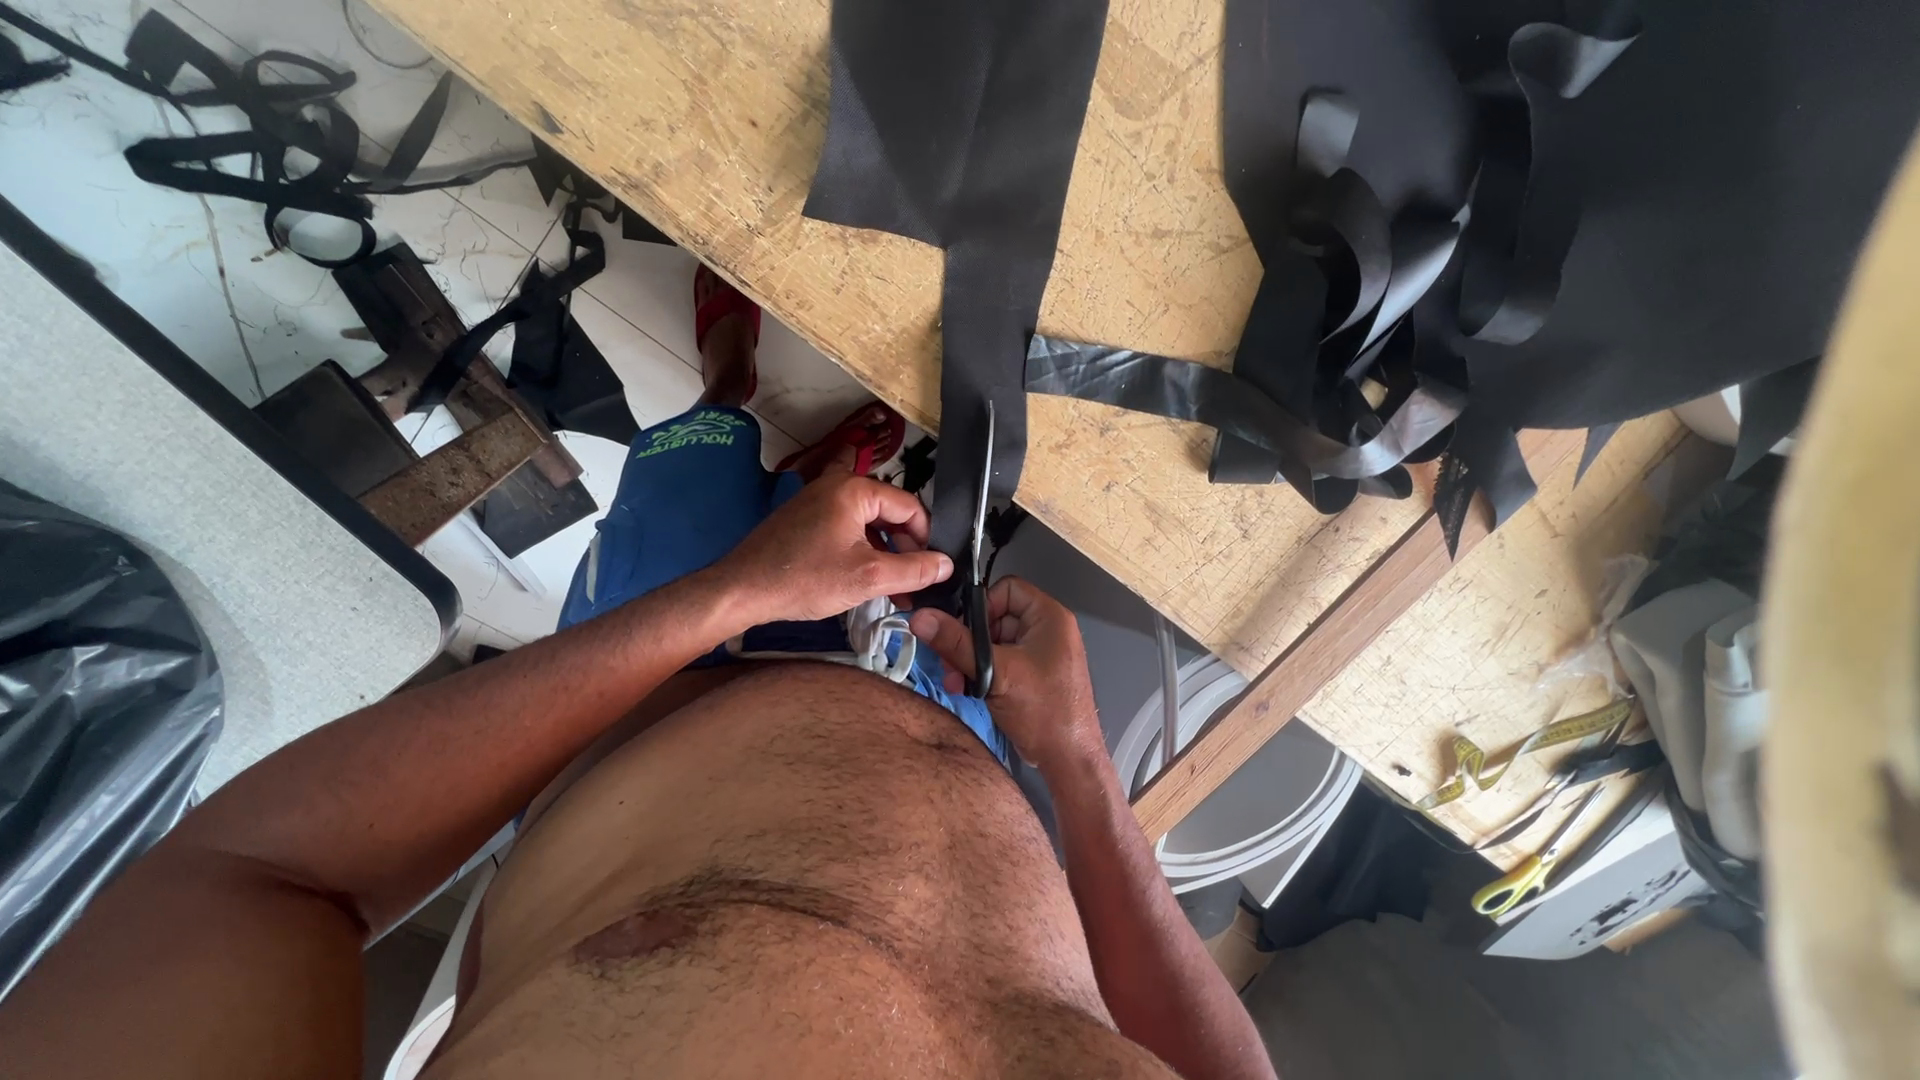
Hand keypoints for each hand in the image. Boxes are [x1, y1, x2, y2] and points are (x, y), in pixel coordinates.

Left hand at [712, 470, 952, 626]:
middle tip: (915, 585)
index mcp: (854, 489)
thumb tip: (947, 564)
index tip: (933, 568)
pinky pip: (846, 532)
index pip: (910, 506)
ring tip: (894, 591)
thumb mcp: (869, 577)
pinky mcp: (805, 522)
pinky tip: (865, 583)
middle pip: (889, 515)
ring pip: (868, 527)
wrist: (742, 590)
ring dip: (885, 556)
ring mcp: (817, 503)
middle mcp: (836, 487)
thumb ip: (914, 570)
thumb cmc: (805, 579)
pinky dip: (861, 555)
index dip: (927, 538)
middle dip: (906, 550)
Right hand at [909, 577, 1103, 773]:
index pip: (1006, 588)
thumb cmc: (1045, 712)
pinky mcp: (1030, 675)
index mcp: (1049, 617)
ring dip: (971, 660)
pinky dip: (982, 672)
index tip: (962, 630)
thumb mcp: (995, 672)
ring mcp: (1039, 653)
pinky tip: (968, 689)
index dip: (980, 605)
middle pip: (995, 616)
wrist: (1068, 760)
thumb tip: (923, 619)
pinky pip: (999, 661)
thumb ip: (956, 643)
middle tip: (951, 662)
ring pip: (993, 642)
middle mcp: (1047, 629)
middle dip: (969, 640)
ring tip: (957, 680)